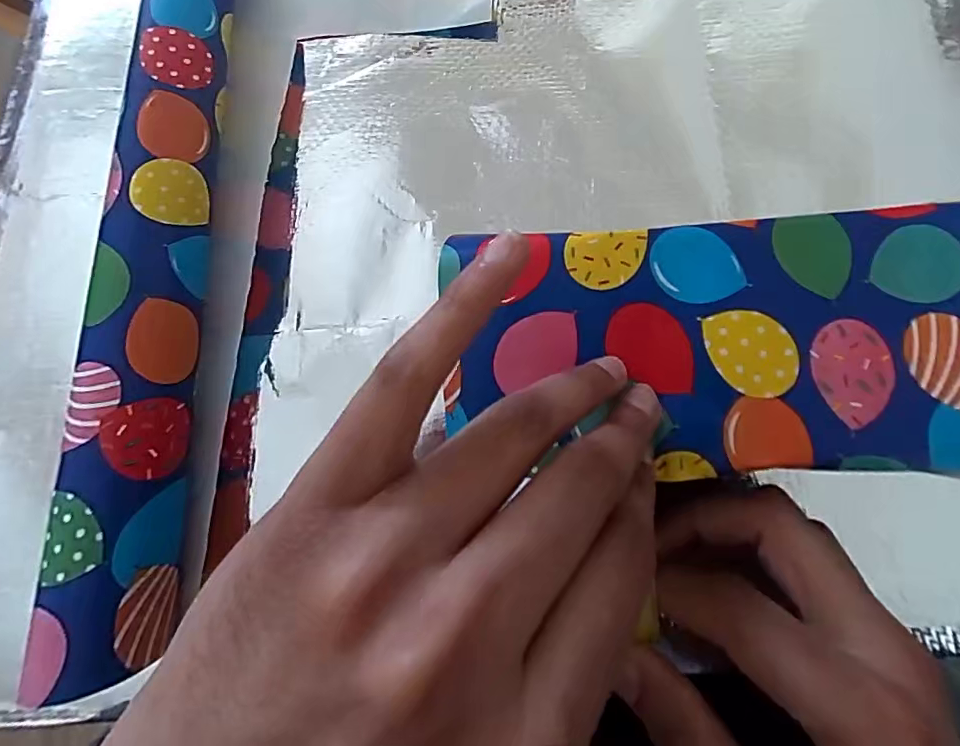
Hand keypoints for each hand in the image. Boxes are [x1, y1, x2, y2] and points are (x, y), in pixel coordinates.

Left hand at [108, 232, 664, 745]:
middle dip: (621, 442)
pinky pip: (407, 381)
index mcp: (522, 723)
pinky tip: (510, 259)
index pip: (623, 567)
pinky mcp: (313, 507)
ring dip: (572, 389)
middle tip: (642, 407)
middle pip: (579, 493)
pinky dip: (466, 308)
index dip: (642, 507)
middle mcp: (460, 632)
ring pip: (511, 433)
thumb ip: (579, 651)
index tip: (646, 474)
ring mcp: (378, 557)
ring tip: (605, 370)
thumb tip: (623, 515)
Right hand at [620, 486, 956, 745]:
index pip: (743, 606)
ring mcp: (894, 632)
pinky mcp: (890, 635)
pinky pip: (816, 562)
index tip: (628, 587)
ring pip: (801, 531)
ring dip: (733, 527)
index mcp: (860, 703)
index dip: (671, 588)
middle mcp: (885, 644)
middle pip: (781, 523)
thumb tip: (625, 658)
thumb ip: (690, 730)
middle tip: (652, 541)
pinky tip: (721, 579)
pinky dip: (760, 554)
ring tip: (678, 551)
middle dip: (705, 518)